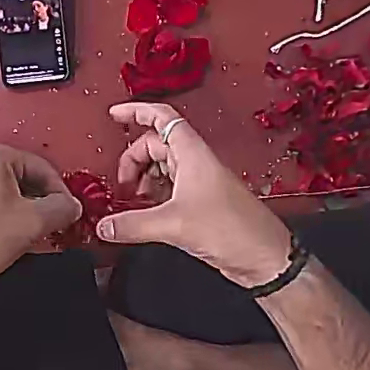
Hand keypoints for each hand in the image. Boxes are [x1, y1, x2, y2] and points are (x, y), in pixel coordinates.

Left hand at [0, 141, 80, 292]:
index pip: (42, 169)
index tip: (67, 211)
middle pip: (22, 180)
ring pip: (1, 194)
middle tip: (51, 224)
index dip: (60, 192)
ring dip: (17, 213)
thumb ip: (61, 209)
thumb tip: (69, 207)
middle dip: (39, 203)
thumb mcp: (35, 222)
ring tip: (28, 235)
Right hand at [96, 103, 294, 286]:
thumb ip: (134, 224)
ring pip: (162, 168)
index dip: (136, 111)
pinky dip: (153, 197)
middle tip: (121, 185)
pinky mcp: (201, 204)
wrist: (265, 257)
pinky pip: (169, 190)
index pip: (161, 118)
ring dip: (143, 180)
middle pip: (156, 145)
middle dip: (133, 160)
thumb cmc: (232, 229)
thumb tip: (104, 226)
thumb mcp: (175, 224)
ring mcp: (199, 183)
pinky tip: (145, 214)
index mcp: (192, 153)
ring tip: (131, 202)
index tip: (114, 115)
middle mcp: (195, 163)